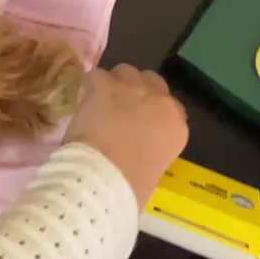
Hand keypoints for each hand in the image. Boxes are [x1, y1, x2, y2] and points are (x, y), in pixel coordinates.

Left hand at [64, 65, 186, 206]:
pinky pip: (96, 76)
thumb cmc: (131, 187)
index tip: (142, 123)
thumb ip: (152, 150)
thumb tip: (138, 150)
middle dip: (139, 91)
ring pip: (126, 71)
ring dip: (116, 84)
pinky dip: (90, 87)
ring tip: (102, 102)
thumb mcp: (154, 170)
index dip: (154, 112)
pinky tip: (83, 101)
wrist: (103, 178)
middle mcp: (159, 101)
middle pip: (153, 82)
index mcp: (176, 126)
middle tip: (122, 109)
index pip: (172, 108)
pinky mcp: (103, 85)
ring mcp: (131, 88)